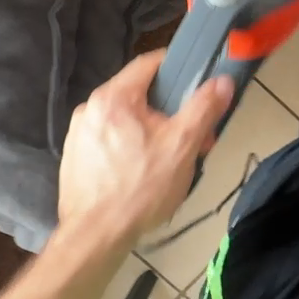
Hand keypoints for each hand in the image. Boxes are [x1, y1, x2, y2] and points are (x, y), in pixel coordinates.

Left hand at [57, 50, 232, 241]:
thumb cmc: (141, 187)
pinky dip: (133, 147)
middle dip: (173, 110)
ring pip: (127, 120)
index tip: (200, 80)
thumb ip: (204, 108)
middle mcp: (90, 108)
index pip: (150, 63)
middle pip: (140, 94)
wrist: (96, 236)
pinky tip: (146, 173)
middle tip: (195, 135)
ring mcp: (78, 134)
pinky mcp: (75, 158)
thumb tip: (223, 81)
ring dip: (154, 130)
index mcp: (114, 97)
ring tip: (173, 159)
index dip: (179, 65)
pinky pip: (112, 140)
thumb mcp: (182, 145)